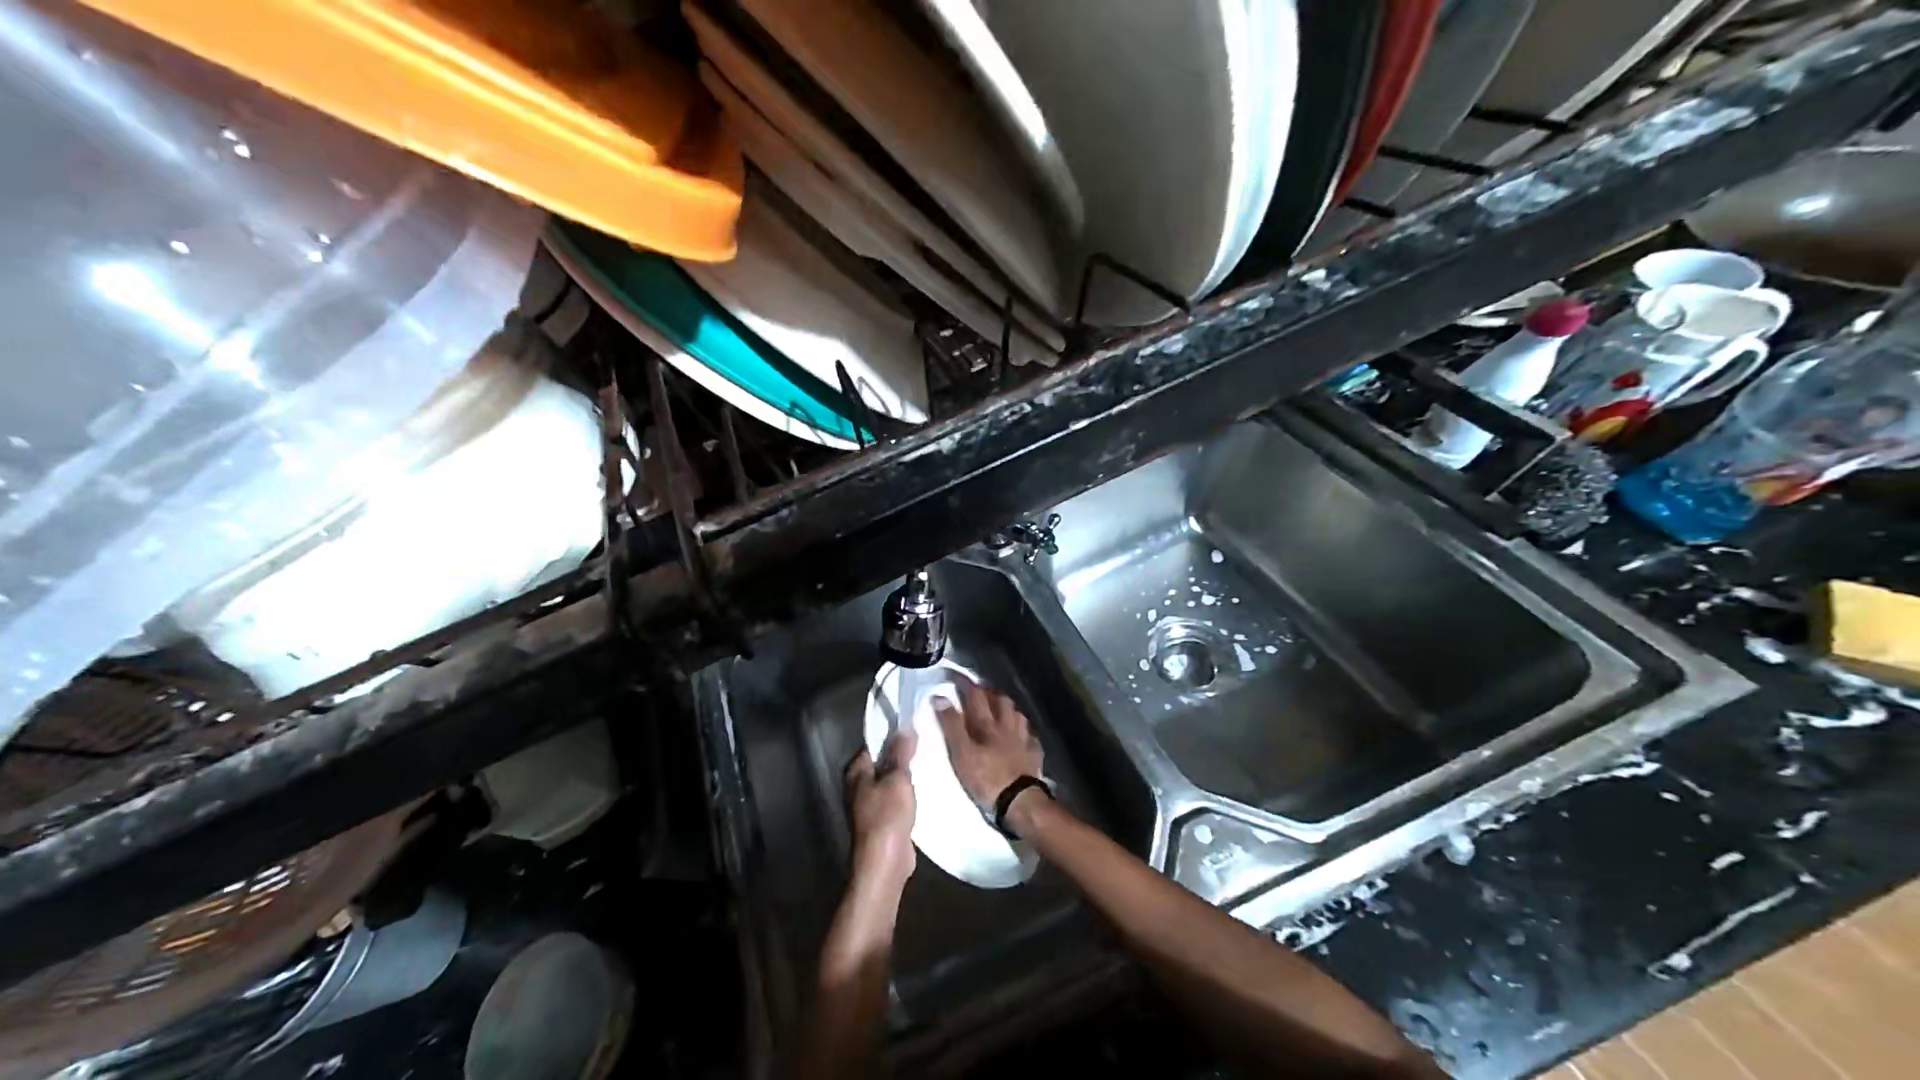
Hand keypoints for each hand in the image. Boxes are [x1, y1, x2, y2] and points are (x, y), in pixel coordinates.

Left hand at [845, 731, 917, 893]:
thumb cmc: (887, 815)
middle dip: (902, 754)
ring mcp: (870, 804)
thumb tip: (905, 728)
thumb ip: (901, 753)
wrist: (885, 862)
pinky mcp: (883, 819)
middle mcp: (859, 786)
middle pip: (882, 762)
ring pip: (891, 780)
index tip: (913, 728)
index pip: (874, 744)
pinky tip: (926, 787)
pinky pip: (897, 798)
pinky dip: (908, 793)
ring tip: (929, 760)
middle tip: (925, 742)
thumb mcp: (897, 778)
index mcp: (857, 772)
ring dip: (906, 774)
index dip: (893, 735)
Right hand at [934, 677, 1043, 810]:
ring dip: (1007, 707)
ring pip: (1017, 714)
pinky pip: (1029, 735)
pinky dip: (1023, 730)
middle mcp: (1007, 725)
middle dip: (988, 692)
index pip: (975, 695)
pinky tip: (1021, 734)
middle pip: (1000, 700)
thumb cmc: (986, 779)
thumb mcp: (961, 754)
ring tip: (999, 708)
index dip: (964, 683)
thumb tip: (940, 697)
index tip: (954, 675)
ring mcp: (1024, 738)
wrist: (1020, 802)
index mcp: (987, 724)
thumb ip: (951, 725)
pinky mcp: (1034, 753)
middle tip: (978, 691)